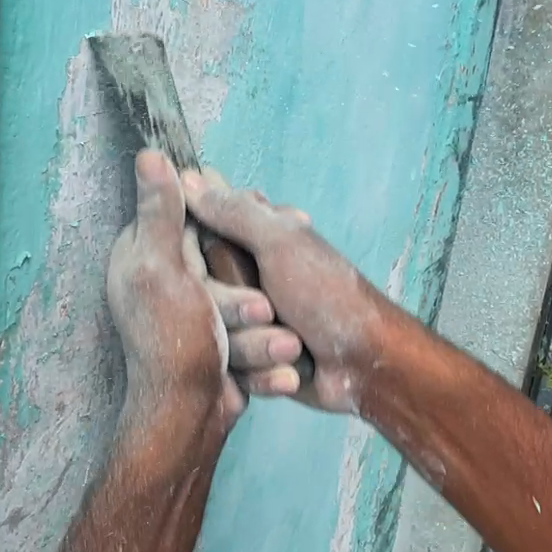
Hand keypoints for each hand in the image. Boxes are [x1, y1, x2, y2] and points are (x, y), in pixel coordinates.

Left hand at [107, 152, 298, 432]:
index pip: (189, 224)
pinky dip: (264, 358)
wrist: (192, 420)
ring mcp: (199, 318)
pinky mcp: (224, 345)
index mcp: (145, 257)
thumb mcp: (162, 269)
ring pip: (247, 305)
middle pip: (226, 267)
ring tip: (280, 349)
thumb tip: (149, 154)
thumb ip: (160, 213)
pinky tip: (278, 371)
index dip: (222, 232)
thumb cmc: (173, 343)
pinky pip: (254, 338)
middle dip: (247, 299)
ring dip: (262, 334)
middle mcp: (168, 283)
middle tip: (263, 310)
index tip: (255, 233)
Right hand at [181, 169, 403, 413]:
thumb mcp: (281, 244)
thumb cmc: (327, 295)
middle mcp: (244, 277)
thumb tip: (186, 178)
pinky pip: (230, 370)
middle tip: (269, 312)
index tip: (216, 269)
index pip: (196, 238)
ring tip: (291, 346)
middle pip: (199, 292)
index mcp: (253, 240)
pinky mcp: (250, 361)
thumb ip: (234, 212)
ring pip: (214, 334)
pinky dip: (262, 372)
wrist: (364, 364)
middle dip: (234, 310)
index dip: (199, 257)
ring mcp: (246, 321)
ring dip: (254, 345)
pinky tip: (289, 372)